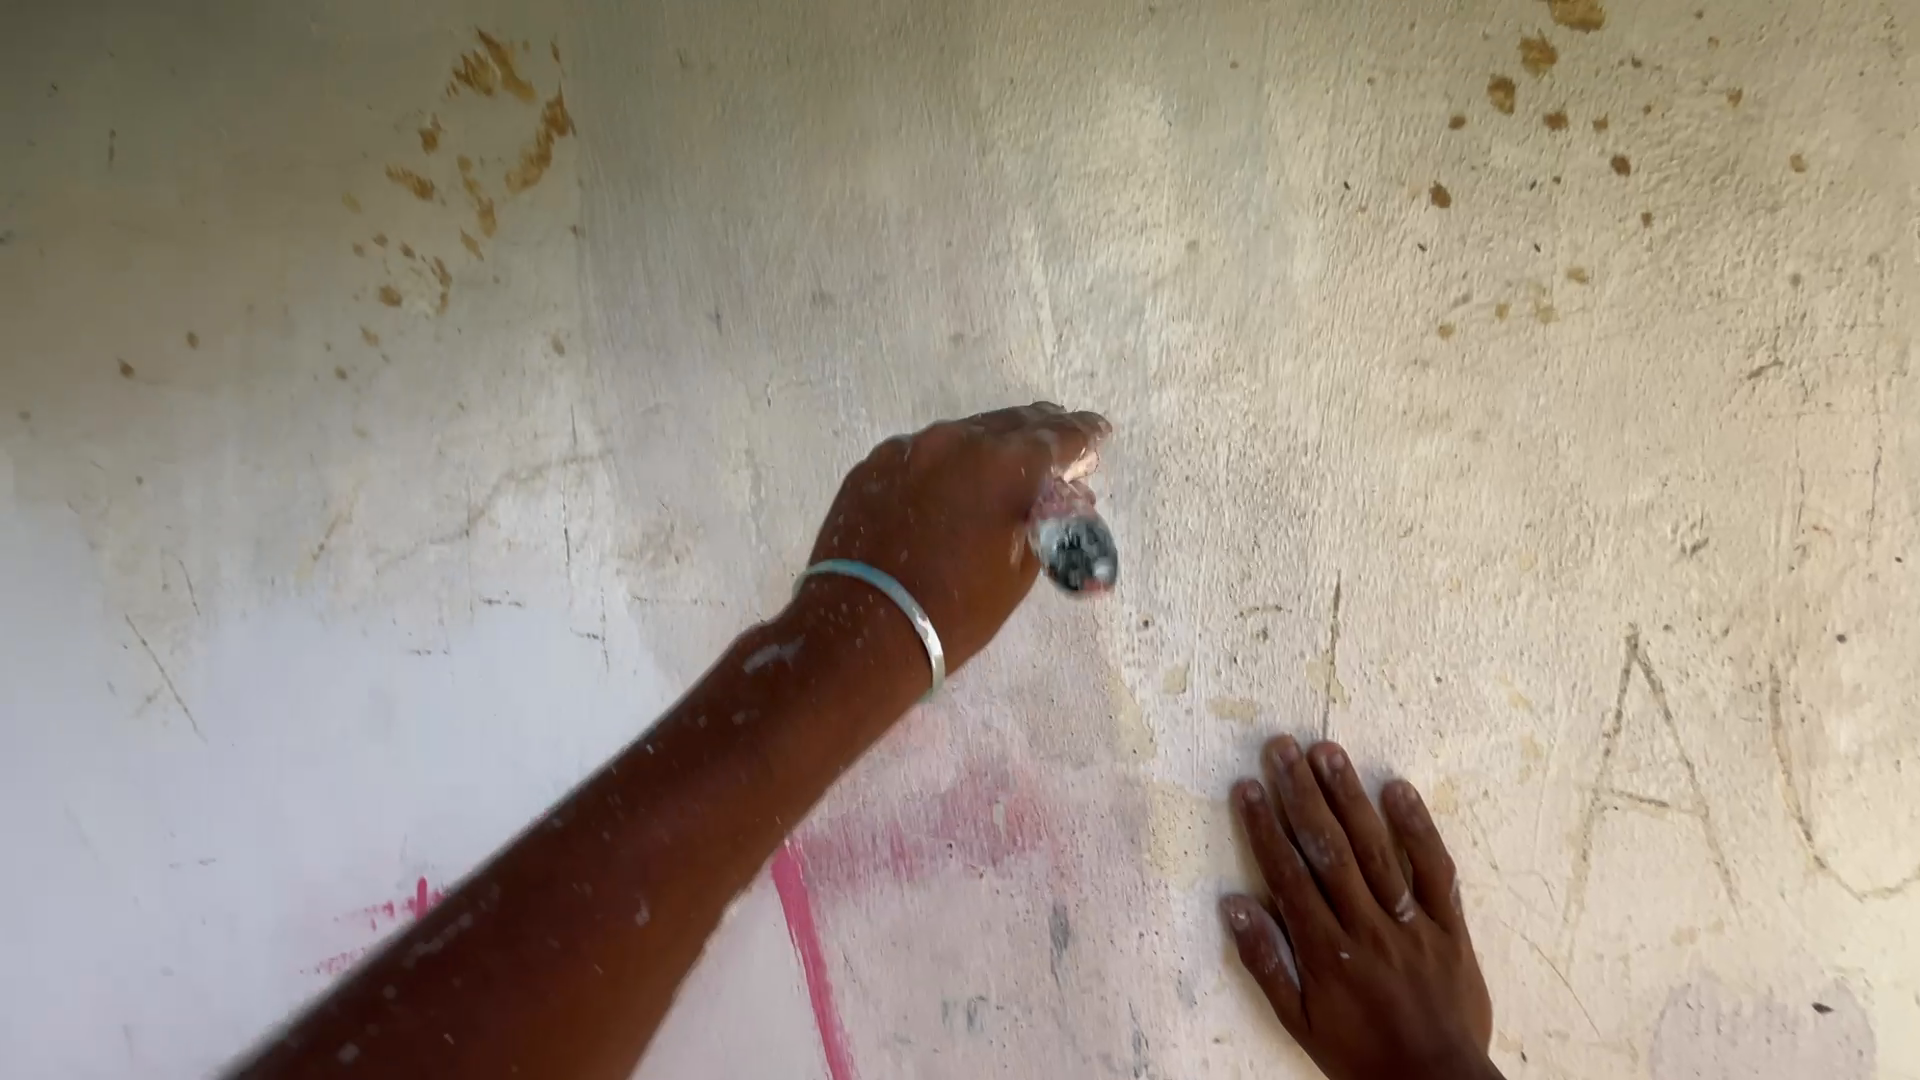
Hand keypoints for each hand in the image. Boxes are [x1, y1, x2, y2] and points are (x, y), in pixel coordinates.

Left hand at [806, 402, 1108, 672]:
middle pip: (1010, 424)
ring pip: (964, 435)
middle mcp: (956, 440)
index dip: (1083, 436)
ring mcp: (909, 449)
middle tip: (1061, 437)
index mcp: (1003, 464)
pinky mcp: (873, 465)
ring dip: (991, 444)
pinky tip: (954, 479)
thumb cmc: (954, 612)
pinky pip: (924, 453)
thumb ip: (1046, 520)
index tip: (1098, 433)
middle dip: (1040, 431)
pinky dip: (948, 462)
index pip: (1057, 438)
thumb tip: (1063, 495)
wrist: (862, 633)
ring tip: (1010, 457)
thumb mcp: (1018, 571)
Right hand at [1222, 737, 1497, 1079]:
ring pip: (1376, 851)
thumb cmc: (1357, 1053)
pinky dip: (1418, 830)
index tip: (1247, 786)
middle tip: (1282, 747)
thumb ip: (1264, 961)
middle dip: (1302, 793)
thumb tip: (1230, 903)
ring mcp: (1413, 926)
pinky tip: (1398, 789)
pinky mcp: (1452, 930)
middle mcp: (1366, 929)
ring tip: (1327, 752)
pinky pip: (1437, 873)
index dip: (1264, 827)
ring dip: (1349, 797)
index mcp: (1326, 950)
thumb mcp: (1297, 1020)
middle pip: (1330, 850)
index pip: (1287, 875)